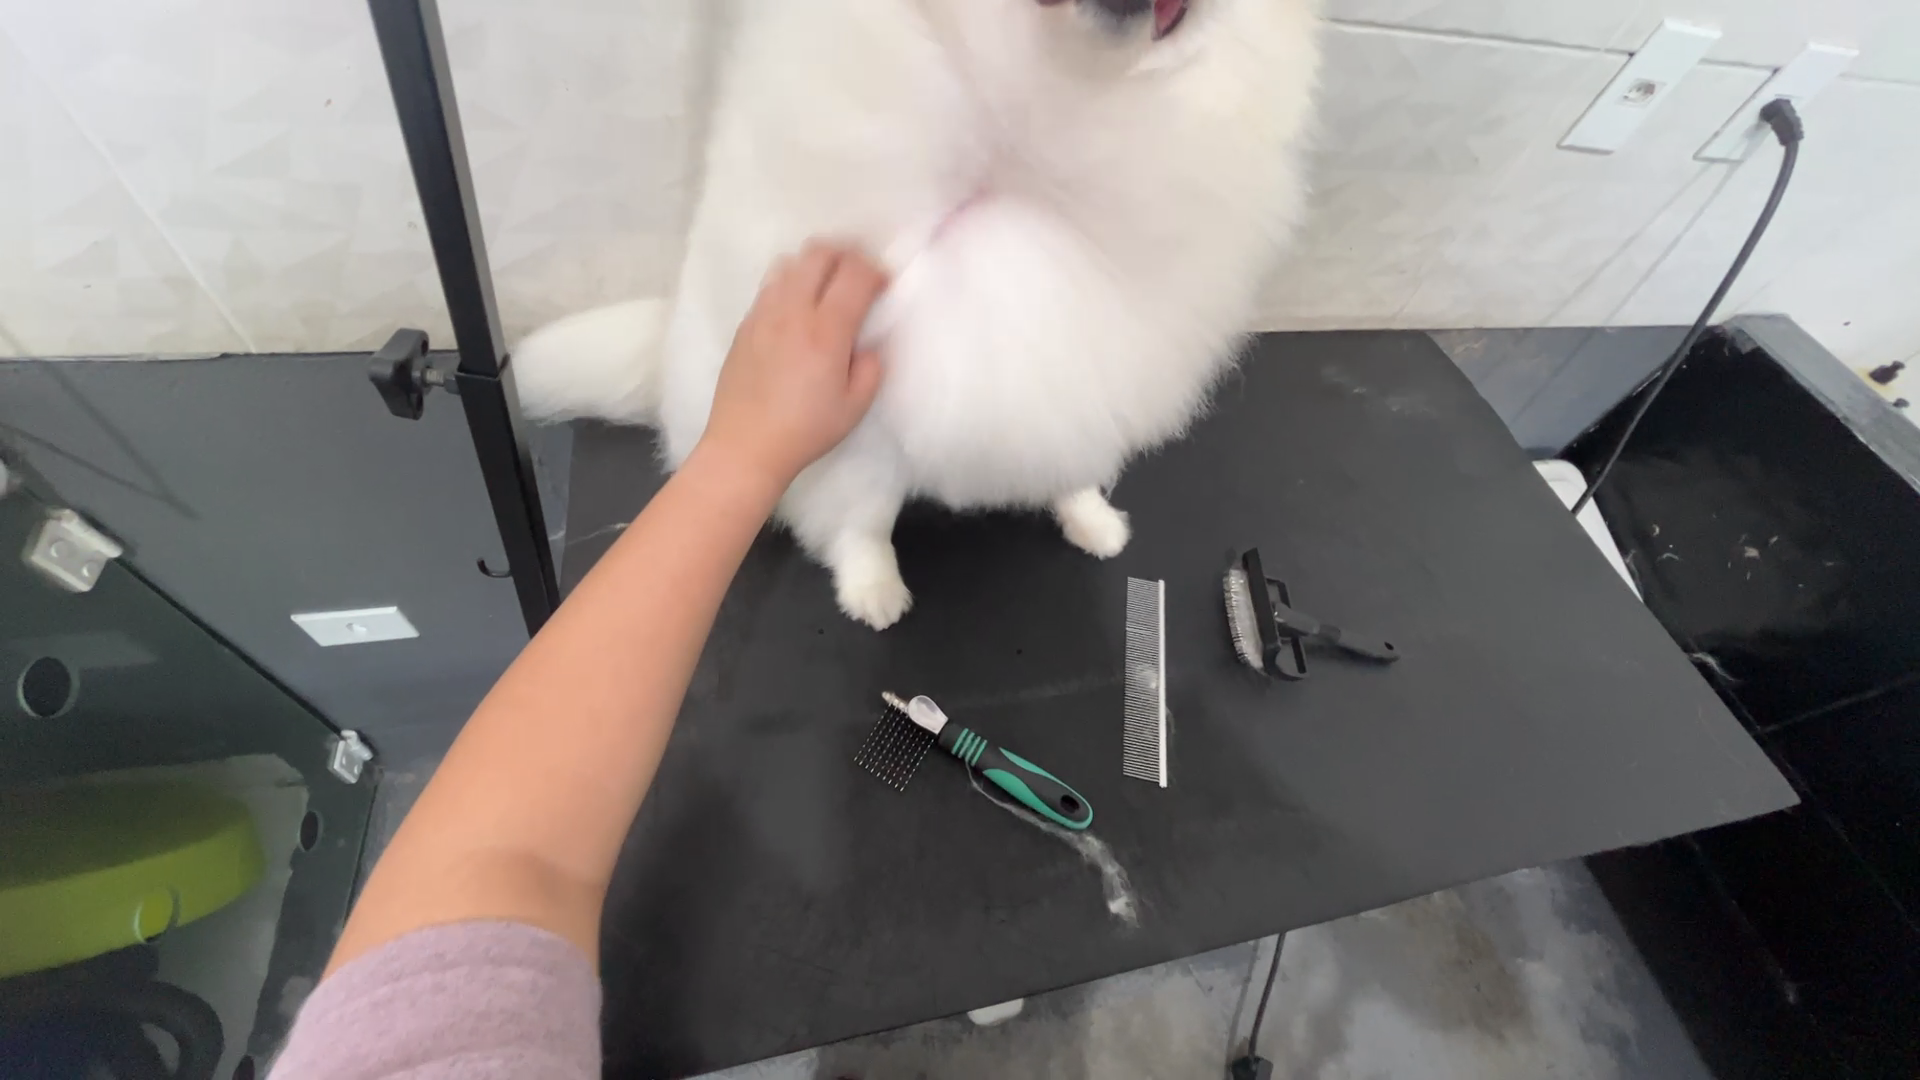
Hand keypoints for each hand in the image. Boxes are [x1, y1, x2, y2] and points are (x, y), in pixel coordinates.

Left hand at [697, 241, 888, 489]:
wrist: (746, 445)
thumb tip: (868, 345)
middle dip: (846, 255)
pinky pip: (770, 287)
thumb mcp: (855, 407)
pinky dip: (791, 285)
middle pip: (819, 253)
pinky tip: (798, 312)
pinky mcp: (745, 325)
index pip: (854, 274)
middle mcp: (793, 312)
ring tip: (827, 288)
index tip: (883, 285)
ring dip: (815, 266)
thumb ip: (871, 368)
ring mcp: (763, 314)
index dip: (875, 270)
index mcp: (826, 332)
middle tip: (858, 276)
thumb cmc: (806, 430)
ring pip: (790, 263)